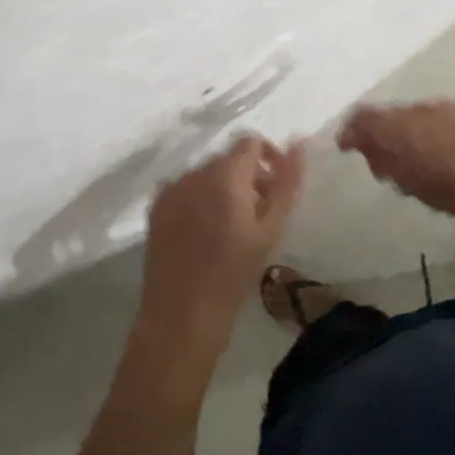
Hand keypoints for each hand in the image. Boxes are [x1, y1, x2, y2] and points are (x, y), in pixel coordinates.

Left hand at [140, 134, 305, 344]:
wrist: (182, 312)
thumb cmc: (234, 272)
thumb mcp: (270, 229)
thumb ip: (287, 183)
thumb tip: (298, 144)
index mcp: (225, 175)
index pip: (250, 142)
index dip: (268, 157)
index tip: (276, 187)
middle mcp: (194, 173)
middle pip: (227, 158)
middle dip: (247, 176)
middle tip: (259, 213)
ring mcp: (170, 189)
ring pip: (205, 174)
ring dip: (223, 188)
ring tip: (232, 226)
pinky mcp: (155, 208)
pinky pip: (184, 190)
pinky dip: (199, 200)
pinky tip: (204, 233)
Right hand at [338, 100, 454, 229]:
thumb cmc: (448, 190)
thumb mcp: (406, 180)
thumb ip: (380, 158)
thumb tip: (361, 143)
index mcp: (398, 126)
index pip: (363, 118)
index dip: (351, 131)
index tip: (346, 146)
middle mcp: (417, 109)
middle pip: (387, 116)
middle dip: (380, 134)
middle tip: (382, 161)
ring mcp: (441, 108)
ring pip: (411, 116)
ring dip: (404, 132)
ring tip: (413, 158)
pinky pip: (431, 117)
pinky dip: (424, 131)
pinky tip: (434, 150)